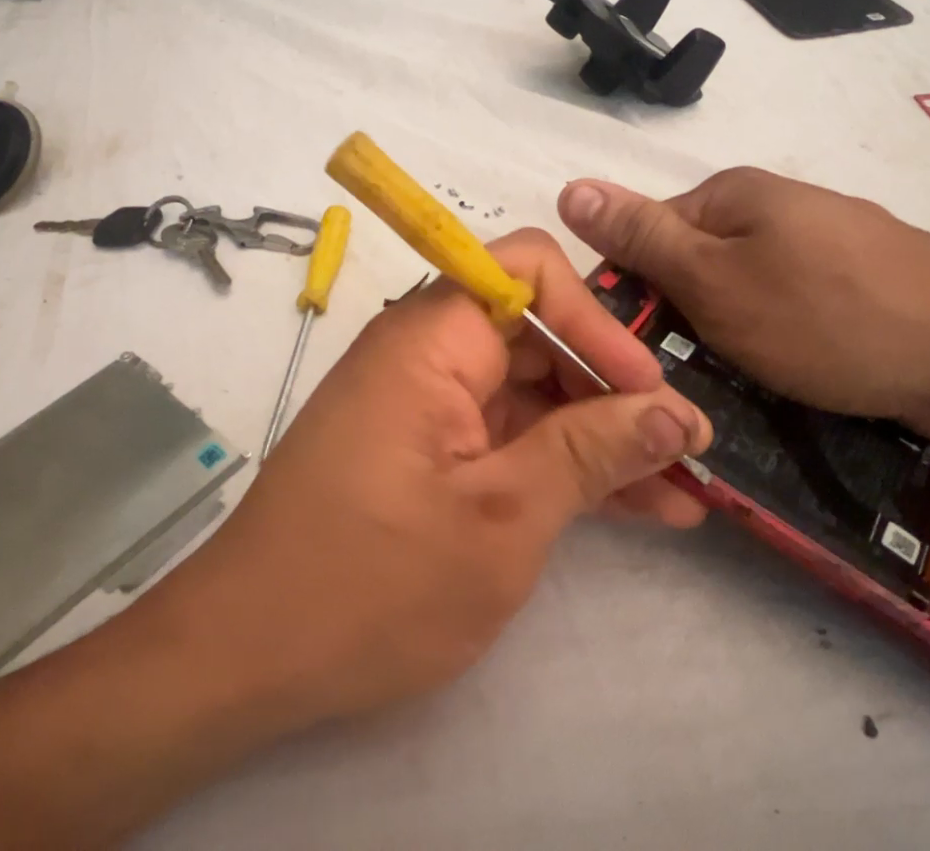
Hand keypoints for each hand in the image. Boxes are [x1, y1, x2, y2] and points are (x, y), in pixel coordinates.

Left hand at [143, 229, 710, 727]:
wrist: (246, 658)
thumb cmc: (371, 586)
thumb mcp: (502, 520)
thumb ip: (589, 452)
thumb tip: (672, 412)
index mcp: (427, 342)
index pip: (529, 272)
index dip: (598, 320)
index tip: (648, 392)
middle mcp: (418, 359)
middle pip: (534, 338)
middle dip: (612, 388)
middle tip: (683, 451)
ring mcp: (416, 412)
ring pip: (525, 398)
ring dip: (597, 439)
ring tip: (680, 492)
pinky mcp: (416, 460)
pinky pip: (499, 442)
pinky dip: (555, 469)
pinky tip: (631, 511)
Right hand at [557, 169, 929, 444]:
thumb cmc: (830, 316)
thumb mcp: (715, 279)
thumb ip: (641, 238)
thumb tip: (569, 188)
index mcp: (731, 195)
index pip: (641, 237)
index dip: (627, 293)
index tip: (629, 352)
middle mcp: (772, 212)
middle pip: (688, 270)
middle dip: (675, 325)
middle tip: (675, 382)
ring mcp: (817, 253)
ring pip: (734, 302)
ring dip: (720, 346)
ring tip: (722, 395)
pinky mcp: (849, 296)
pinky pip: (780, 321)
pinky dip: (766, 354)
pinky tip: (773, 386)